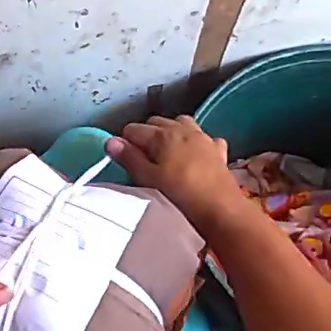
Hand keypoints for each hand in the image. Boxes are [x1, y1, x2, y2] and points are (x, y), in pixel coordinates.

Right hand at [107, 116, 243, 228]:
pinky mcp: (217, 150)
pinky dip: (195, 141)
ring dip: (170, 131)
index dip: (124, 142)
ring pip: (180, 122)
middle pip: (155, 121)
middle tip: (141, 157)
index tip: (124, 159)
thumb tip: (110, 141)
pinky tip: (194, 154)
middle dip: (145, 134)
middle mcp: (182, 129)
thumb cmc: (179, 194)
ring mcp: (203, 137)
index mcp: (161, 135)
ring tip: (165, 152)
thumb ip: (129, 158)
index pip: (132, 129)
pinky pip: (203, 137)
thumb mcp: (147, 178)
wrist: (220, 209)